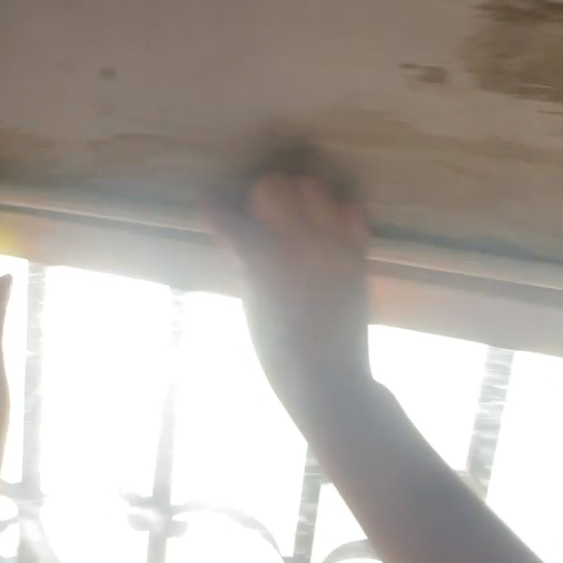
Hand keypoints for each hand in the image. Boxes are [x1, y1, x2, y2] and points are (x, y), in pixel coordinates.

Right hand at [214, 173, 373, 418]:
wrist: (329, 378)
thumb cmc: (278, 350)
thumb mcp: (250, 302)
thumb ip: (243, 261)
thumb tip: (233, 233)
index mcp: (265, 257)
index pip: (232, 217)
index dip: (215, 211)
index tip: (207, 205)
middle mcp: (300, 240)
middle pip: (276, 184)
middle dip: (262, 195)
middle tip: (257, 214)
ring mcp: (333, 243)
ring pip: (313, 187)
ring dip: (298, 196)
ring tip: (293, 217)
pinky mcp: (356, 253)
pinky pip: (350, 211)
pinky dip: (335, 212)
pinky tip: (324, 229)